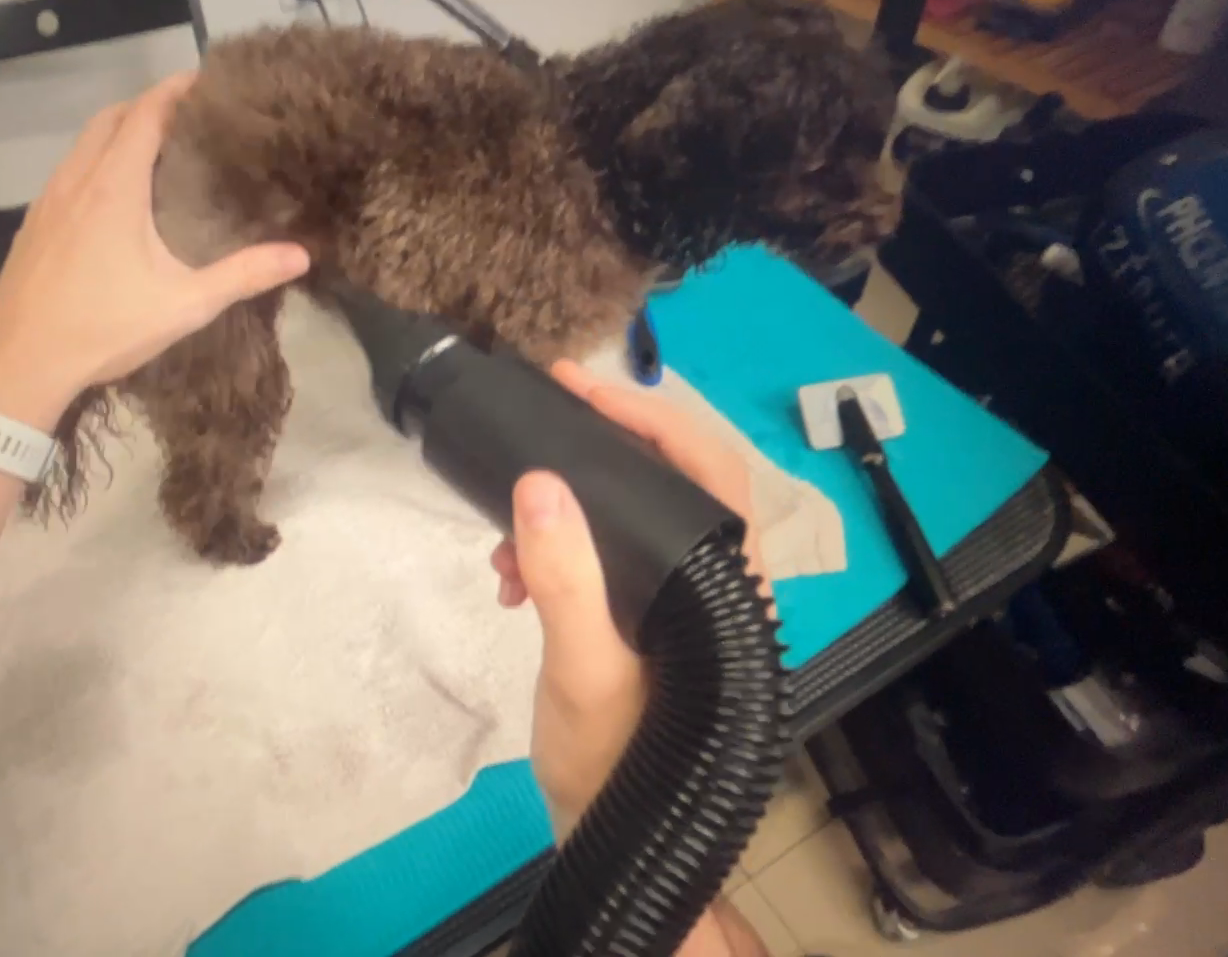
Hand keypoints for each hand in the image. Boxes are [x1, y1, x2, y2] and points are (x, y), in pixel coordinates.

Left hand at [0, 72, 310, 427]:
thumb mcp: (185, 305)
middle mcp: (75, 180)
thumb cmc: (105, 328)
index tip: (205, 82)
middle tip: (188, 119)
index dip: (175, 91)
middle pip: (110, 119)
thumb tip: (301, 255)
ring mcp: (47, 201)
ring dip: (118, 133)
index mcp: (113, 187)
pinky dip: (95, 162)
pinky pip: (67, 172)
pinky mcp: (33, 225)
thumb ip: (243, 276)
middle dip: (148, 106)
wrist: (20, 364)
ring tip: (156, 151)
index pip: (145, 115)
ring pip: (83, 144)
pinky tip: (113, 198)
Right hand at [490, 360, 769, 835]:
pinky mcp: (637, 616)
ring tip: (503, 548)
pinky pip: (597, 557)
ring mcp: (672, 599)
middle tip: (541, 416)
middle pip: (664, 485)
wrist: (607, 837)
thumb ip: (567, 577)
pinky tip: (511, 580)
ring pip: (624, 520)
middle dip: (598, 451)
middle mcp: (710, 581)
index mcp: (724, 586)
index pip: (709, 473)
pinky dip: (552, 553)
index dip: (651, 421)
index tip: (581, 389)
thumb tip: (538, 480)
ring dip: (563, 516)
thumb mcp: (584, 668)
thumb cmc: (614, 761)